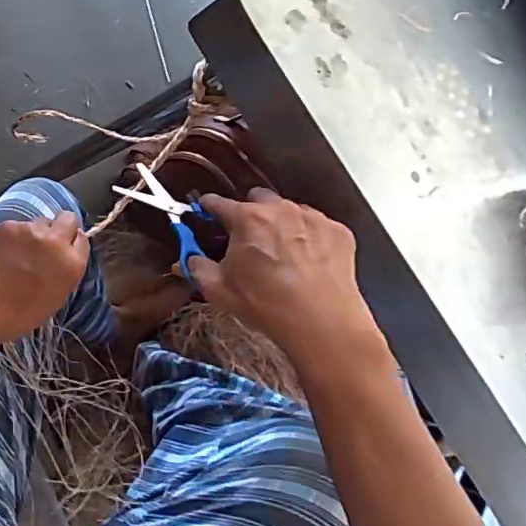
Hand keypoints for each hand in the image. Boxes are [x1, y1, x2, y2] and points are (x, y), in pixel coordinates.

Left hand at [0, 214, 88, 347]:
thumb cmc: (23, 311)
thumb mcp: (58, 293)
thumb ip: (65, 269)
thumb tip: (61, 254)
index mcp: (73, 263)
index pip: (82, 239)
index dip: (71, 241)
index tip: (62, 247)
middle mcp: (56, 241)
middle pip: (67, 219)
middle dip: (59, 226)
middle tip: (45, 240)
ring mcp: (31, 230)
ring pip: (39, 221)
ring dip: (33, 231)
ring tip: (19, 249)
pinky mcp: (9, 225)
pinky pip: (17, 225)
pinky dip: (12, 234)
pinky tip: (3, 249)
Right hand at [185, 188, 390, 378]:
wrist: (324, 327)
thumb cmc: (268, 306)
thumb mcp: (218, 288)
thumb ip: (195, 267)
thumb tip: (187, 260)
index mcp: (246, 218)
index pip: (216, 202)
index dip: (207, 209)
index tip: (206, 216)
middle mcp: (280, 210)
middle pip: (256, 198)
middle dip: (248, 213)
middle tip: (245, 238)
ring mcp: (313, 219)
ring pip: (287, 209)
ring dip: (278, 222)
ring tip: (278, 251)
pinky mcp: (339, 233)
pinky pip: (315, 224)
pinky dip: (306, 235)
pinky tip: (304, 258)